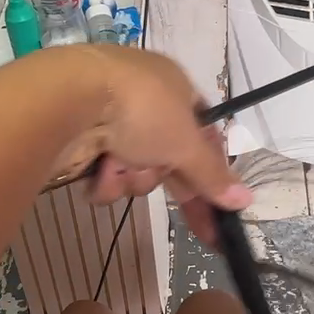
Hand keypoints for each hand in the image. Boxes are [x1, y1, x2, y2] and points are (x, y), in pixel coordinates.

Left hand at [41, 47, 250, 236]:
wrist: (67, 99)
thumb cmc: (139, 109)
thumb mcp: (185, 142)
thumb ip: (213, 174)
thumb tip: (246, 199)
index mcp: (173, 86)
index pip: (202, 132)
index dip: (211, 169)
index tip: (221, 205)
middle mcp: (143, 100)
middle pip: (168, 155)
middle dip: (169, 180)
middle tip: (199, 228)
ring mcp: (109, 119)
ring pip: (135, 168)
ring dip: (133, 178)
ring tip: (120, 167)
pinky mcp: (81, 138)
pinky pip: (105, 171)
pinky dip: (104, 177)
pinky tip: (98, 170)